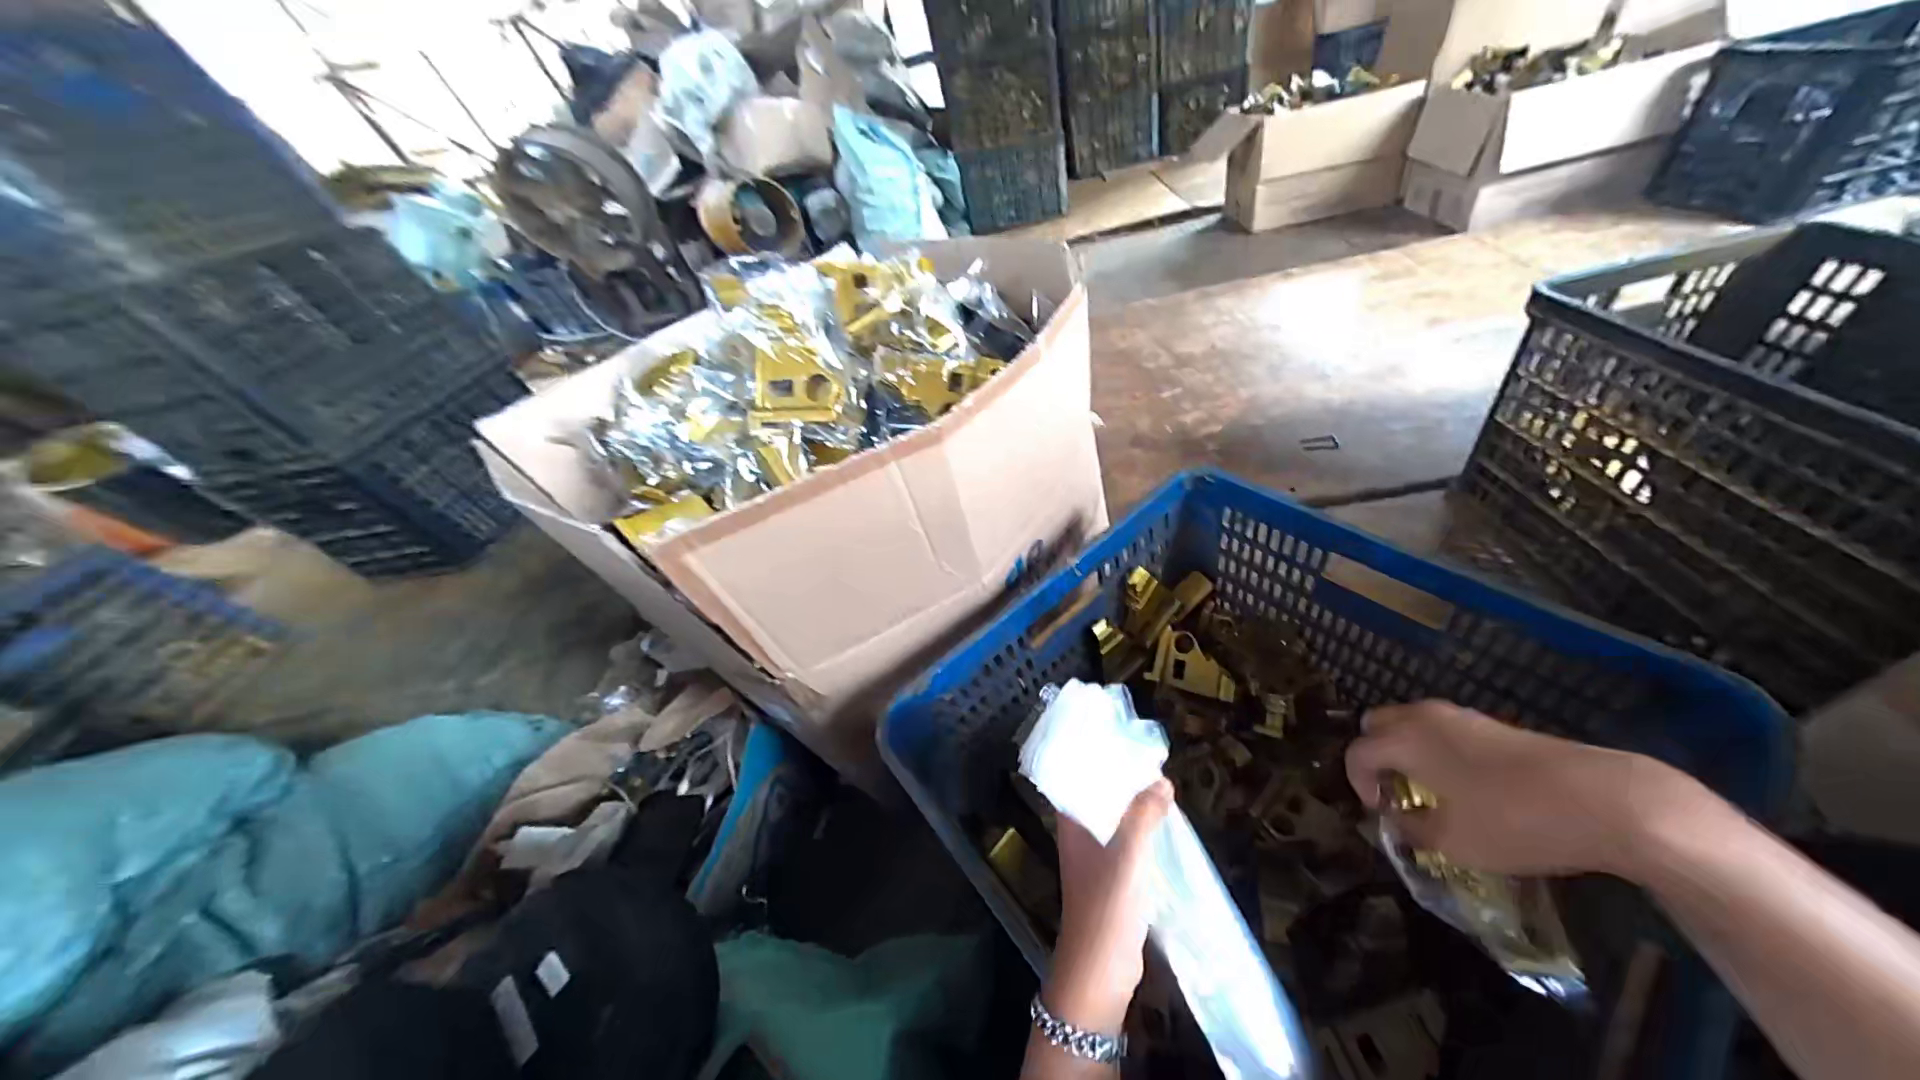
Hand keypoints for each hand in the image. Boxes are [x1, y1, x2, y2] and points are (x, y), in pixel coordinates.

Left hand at [1046, 778, 1173, 1033]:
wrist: (1101, 969)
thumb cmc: (1107, 905)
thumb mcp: (1129, 855)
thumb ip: (1144, 816)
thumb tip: (1161, 781)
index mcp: (1071, 825)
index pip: (1074, 780)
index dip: (1090, 760)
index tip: (1115, 740)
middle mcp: (1078, 836)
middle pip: (1096, 799)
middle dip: (1119, 781)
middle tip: (1147, 759)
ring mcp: (1094, 858)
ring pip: (1112, 821)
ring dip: (1132, 807)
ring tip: (1160, 786)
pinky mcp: (1111, 878)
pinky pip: (1125, 843)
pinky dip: (1140, 831)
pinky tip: (1162, 826)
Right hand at [1344, 700, 1709, 879]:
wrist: (1609, 802)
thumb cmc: (1515, 821)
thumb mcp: (1454, 842)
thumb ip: (1412, 830)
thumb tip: (1399, 822)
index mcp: (1404, 739)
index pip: (1357, 752)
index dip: (1358, 785)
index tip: (1381, 814)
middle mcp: (1425, 717)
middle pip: (1377, 723)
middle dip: (1375, 755)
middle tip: (1395, 791)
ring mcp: (1464, 717)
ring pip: (1413, 723)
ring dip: (1408, 751)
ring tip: (1432, 791)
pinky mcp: (1497, 725)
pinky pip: (1445, 730)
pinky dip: (1439, 750)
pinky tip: (1470, 786)